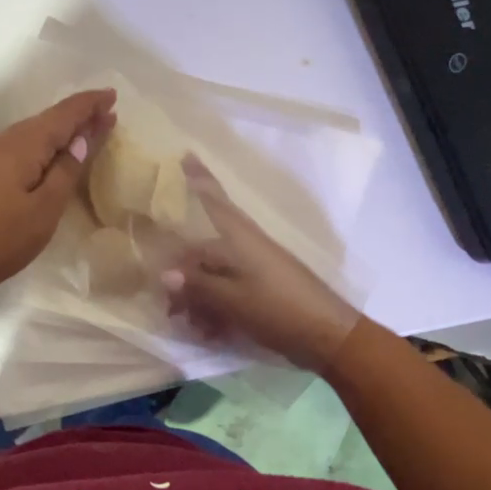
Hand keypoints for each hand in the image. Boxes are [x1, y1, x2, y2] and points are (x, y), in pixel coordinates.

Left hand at [0, 90, 117, 298]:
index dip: (88, 106)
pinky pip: (14, 151)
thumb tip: (80, 141)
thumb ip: (64, 173)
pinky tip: (46, 160)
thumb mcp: (43, 211)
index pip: (62, 115)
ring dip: (57, 133)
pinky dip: (38, 149)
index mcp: (20, 146)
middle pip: (44, 122)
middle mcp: (0, 142)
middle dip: (76, 118)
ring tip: (83, 135)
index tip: (112, 97)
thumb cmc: (0, 241)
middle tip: (105, 116)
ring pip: (28, 136)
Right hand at [158, 158, 362, 371]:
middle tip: (171, 310)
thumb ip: (198, 284)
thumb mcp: (232, 300)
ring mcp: (256, 269)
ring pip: (214, 277)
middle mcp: (246, 247)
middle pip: (204, 251)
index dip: (200, 180)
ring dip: (199, 302)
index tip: (185, 153)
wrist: (326, 336)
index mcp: (239, 239)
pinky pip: (229, 294)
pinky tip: (211, 334)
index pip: (214, 202)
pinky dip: (217, 312)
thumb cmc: (278, 310)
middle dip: (184, 279)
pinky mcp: (263, 291)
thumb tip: (165, 273)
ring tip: (193, 328)